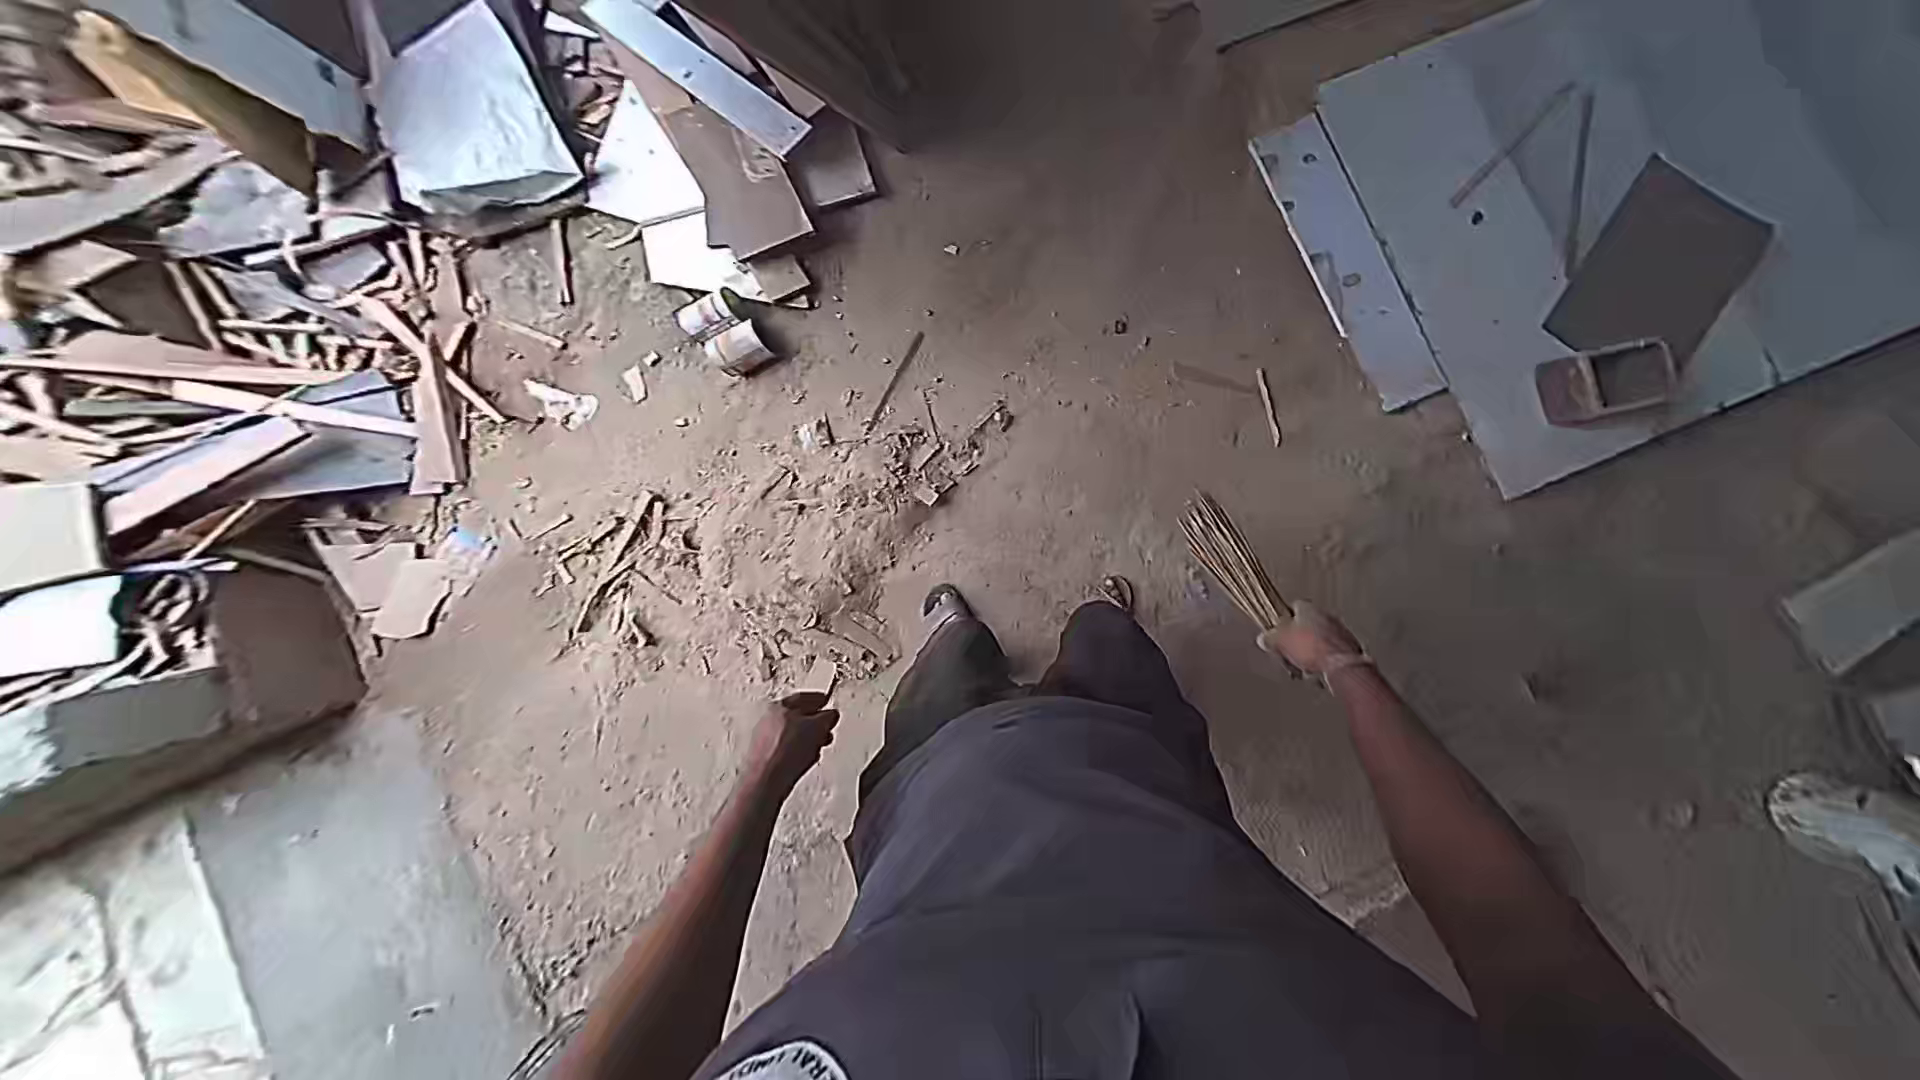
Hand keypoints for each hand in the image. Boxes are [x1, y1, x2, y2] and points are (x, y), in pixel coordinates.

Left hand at [745, 692, 840, 793]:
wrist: (766, 781)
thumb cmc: (785, 752)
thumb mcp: (818, 727)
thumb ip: (828, 717)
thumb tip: (830, 715)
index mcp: (778, 706)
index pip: (803, 697)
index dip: (819, 701)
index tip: (827, 703)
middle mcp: (767, 720)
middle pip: (797, 717)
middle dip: (815, 724)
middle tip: (826, 728)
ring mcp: (764, 739)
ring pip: (793, 734)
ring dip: (808, 740)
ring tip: (816, 748)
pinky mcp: (765, 758)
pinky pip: (787, 750)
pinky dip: (797, 753)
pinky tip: (804, 760)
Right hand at [1257, 601, 1364, 674]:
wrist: (1340, 666)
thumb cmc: (1311, 648)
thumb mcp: (1278, 642)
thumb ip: (1270, 638)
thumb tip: (1264, 639)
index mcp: (1309, 608)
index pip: (1293, 607)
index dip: (1284, 619)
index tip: (1278, 630)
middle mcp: (1327, 616)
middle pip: (1308, 624)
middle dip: (1298, 638)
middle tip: (1289, 651)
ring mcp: (1341, 632)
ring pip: (1320, 639)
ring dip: (1311, 650)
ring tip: (1302, 665)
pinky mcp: (1350, 649)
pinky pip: (1331, 652)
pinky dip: (1324, 660)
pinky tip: (1316, 670)